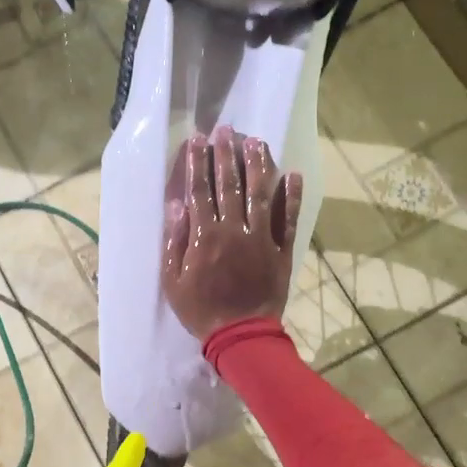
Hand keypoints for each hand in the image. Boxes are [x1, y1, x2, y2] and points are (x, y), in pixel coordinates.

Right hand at [162, 124, 302, 341]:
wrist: (241, 336)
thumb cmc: (200, 310)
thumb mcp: (173, 280)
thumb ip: (175, 240)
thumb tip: (177, 205)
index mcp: (205, 236)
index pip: (200, 190)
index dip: (198, 163)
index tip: (198, 140)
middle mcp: (234, 230)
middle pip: (230, 185)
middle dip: (226, 155)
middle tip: (226, 129)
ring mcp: (262, 239)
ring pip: (261, 195)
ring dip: (258, 166)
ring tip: (256, 141)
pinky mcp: (282, 251)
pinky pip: (289, 220)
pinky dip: (292, 197)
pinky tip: (293, 174)